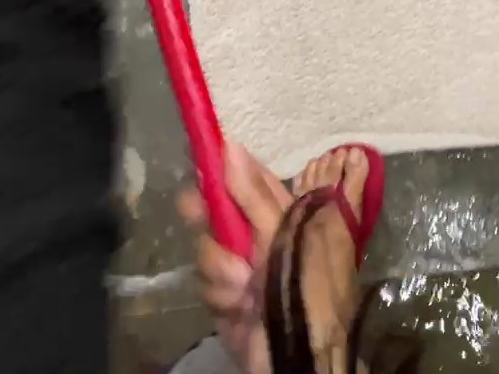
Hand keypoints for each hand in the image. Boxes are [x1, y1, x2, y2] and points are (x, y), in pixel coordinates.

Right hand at [178, 145, 290, 373]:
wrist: (301, 354)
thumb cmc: (304, 282)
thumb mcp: (282, 232)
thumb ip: (252, 194)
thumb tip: (230, 145)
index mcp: (281, 211)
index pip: (248, 177)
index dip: (224, 164)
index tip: (201, 155)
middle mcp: (258, 233)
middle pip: (218, 208)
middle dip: (205, 212)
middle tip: (195, 209)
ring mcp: (241, 264)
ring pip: (207, 247)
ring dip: (221, 267)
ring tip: (245, 286)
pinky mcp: (225, 295)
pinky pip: (207, 283)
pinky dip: (222, 295)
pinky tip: (240, 307)